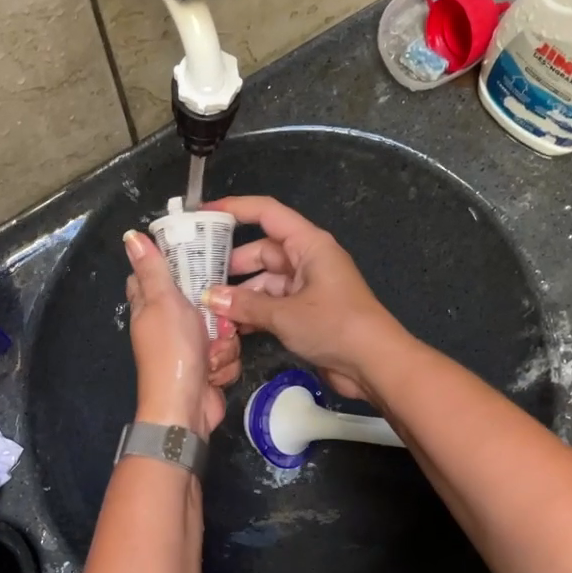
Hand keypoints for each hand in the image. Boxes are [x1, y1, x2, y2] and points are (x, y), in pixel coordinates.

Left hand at [124, 229, 241, 435]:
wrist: (184, 408)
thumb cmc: (172, 351)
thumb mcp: (162, 301)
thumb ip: (152, 268)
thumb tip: (130, 236)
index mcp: (150, 305)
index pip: (157, 273)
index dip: (176, 263)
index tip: (199, 255)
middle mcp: (168, 325)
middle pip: (202, 300)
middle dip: (216, 311)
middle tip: (213, 321)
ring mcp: (189, 349)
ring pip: (221, 329)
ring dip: (222, 344)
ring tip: (210, 355)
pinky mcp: (207, 369)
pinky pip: (227, 355)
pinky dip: (223, 366)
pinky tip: (213, 374)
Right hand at [202, 196, 411, 400]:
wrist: (373, 363)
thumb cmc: (335, 326)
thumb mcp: (285, 314)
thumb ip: (246, 305)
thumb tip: (210, 298)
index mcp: (309, 245)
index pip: (267, 214)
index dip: (236, 209)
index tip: (205, 214)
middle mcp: (307, 261)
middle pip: (262, 252)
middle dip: (231, 265)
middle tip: (198, 277)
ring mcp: (307, 289)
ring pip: (265, 283)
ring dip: (240, 296)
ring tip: (209, 309)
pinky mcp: (306, 314)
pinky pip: (273, 306)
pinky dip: (253, 314)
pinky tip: (231, 327)